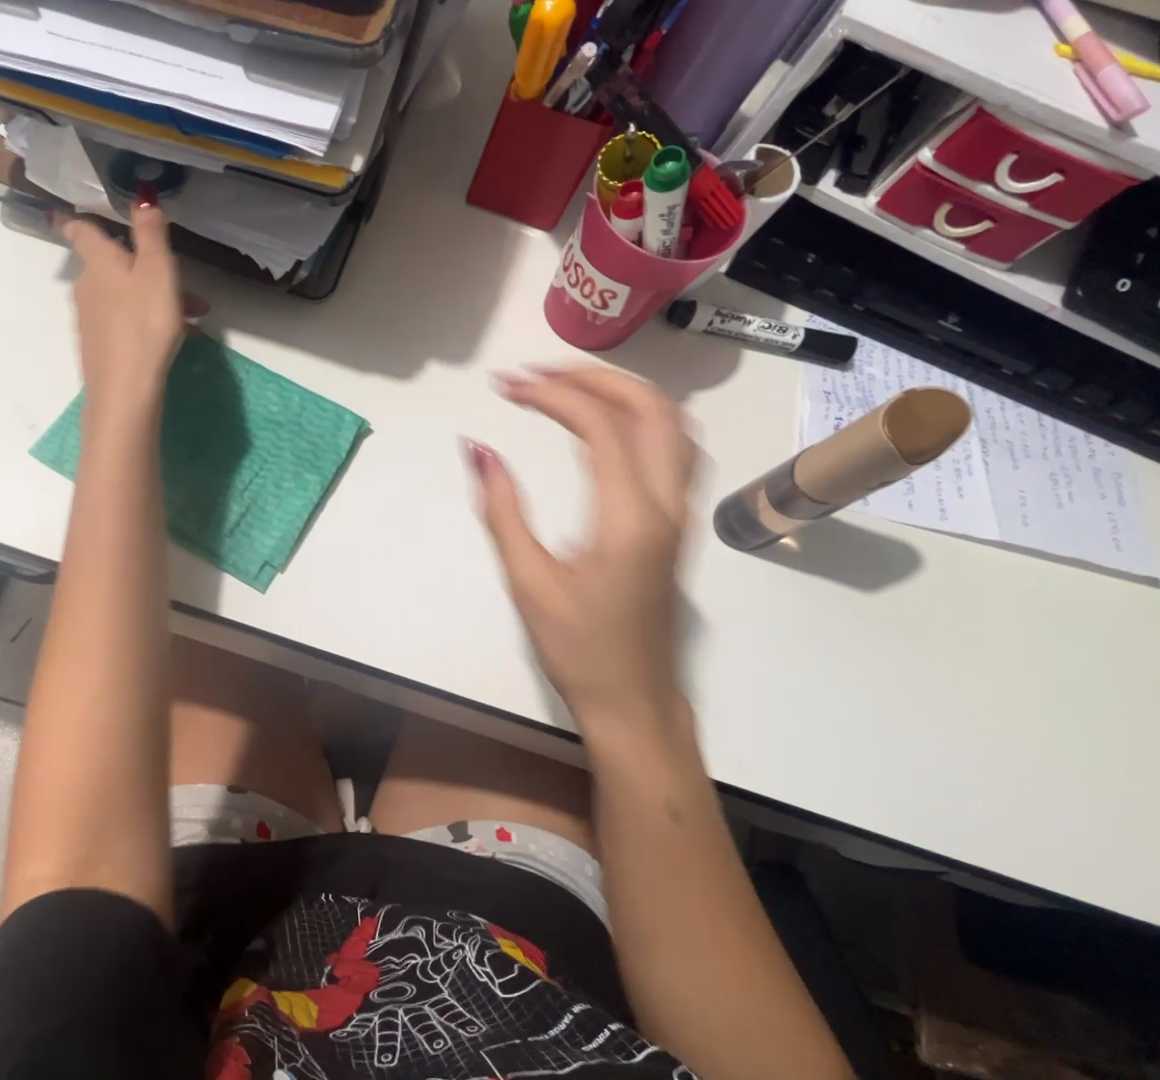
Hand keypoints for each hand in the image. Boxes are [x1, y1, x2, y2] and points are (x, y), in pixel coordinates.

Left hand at [61, 203, 185, 419]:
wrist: (124, 390)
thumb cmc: (143, 323)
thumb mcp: (157, 271)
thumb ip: (151, 232)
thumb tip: (141, 194)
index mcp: (98, 261)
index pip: (80, 230)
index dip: (74, 218)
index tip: (62, 211)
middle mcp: (86, 286)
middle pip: (112, 266)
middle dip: (145, 267)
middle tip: (182, 283)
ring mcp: (89, 319)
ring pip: (123, 296)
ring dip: (153, 298)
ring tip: (191, 316)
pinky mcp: (98, 347)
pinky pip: (124, 322)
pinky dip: (145, 321)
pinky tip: (171, 338)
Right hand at [467, 366, 697, 732]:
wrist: (634, 697)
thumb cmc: (577, 648)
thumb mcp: (528, 581)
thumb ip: (502, 510)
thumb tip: (478, 450)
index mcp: (629, 517)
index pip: (600, 425)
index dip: (551, 394)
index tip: (506, 387)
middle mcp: (667, 504)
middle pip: (650, 407)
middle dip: (592, 376)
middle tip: (536, 374)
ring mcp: (681, 511)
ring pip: (673, 422)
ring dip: (623, 391)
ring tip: (567, 388)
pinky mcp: (678, 522)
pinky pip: (676, 446)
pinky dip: (642, 416)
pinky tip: (607, 425)